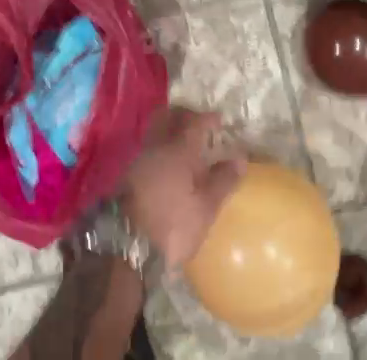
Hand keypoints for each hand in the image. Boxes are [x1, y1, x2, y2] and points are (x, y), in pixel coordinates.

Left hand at [119, 107, 244, 268]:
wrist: (126, 249)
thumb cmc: (173, 226)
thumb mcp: (206, 208)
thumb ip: (223, 180)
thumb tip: (240, 158)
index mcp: (178, 150)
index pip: (195, 122)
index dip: (208, 118)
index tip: (219, 120)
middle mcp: (156, 147)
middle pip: (168, 118)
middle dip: (184, 116)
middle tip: (199, 123)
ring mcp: (138, 160)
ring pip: (155, 133)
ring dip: (170, 132)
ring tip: (186, 146)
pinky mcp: (127, 176)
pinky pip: (148, 150)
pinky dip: (161, 149)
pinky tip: (170, 166)